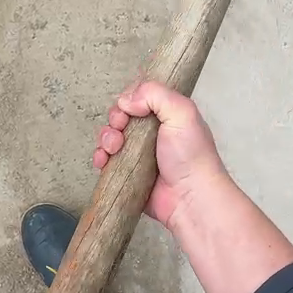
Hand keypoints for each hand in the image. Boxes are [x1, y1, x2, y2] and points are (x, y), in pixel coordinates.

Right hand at [93, 80, 229, 227]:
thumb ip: (156, 94)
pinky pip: (107, 161)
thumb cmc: (192, 157)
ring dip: (106, 138)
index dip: (129, 98)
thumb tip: (127, 99)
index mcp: (167, 114)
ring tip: (114, 148)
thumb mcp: (183, 113)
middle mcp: (153, 132)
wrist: (190, 198)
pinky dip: (100, 157)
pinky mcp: (128, 173)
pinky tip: (103, 160)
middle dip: (115, 119)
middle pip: (122, 115)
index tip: (130, 108)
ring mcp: (139, 153)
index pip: (139, 96)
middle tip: (120, 127)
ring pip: (111, 136)